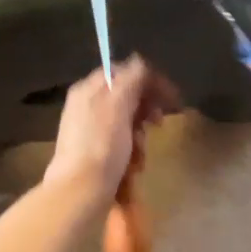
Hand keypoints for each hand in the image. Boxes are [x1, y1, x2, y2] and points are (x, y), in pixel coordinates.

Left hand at [41, 56, 179, 211]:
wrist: (79, 192)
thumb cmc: (101, 146)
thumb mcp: (118, 105)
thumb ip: (131, 79)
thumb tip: (140, 60)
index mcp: (89, 89)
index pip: (124, 71)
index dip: (149, 81)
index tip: (171, 97)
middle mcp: (87, 105)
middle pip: (127, 97)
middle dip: (145, 112)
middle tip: (157, 123)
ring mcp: (89, 129)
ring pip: (127, 123)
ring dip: (140, 137)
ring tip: (139, 155)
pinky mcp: (94, 152)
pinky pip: (120, 144)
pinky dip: (130, 153)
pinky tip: (132, 167)